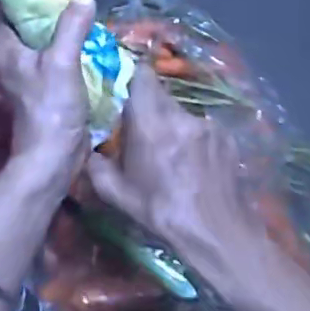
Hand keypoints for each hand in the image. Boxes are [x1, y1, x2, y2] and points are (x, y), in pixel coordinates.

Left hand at [0, 0, 95, 198]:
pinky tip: (89, 44)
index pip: (12, 9)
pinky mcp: (41, 86)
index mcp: (5, 46)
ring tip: (87, 17)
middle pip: (30, 24)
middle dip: (53, 12)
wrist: (52, 155)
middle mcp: (10, 56)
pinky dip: (68, 50)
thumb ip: (71, 27)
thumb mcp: (63, 61)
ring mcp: (25, 72)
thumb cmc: (51, 106)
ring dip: (63, 32)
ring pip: (43, 42)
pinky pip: (53, 58)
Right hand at [84, 72, 290, 303]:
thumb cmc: (161, 212)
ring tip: (164, 151)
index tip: (118, 81)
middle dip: (145, 105)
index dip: (129, 73)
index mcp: (151, 122)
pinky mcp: (226, 139)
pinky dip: (190, 138)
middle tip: (135, 125)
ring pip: (179, 112)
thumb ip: (95, 163)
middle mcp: (180, 115)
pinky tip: (189, 163)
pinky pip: (199, 128)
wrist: (220, 237)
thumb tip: (83, 146)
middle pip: (159, 94)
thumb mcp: (116, 192)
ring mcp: (208, 126)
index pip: (142, 75)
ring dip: (169, 124)